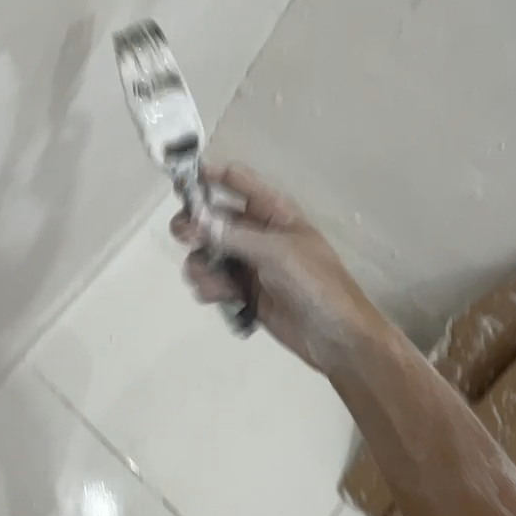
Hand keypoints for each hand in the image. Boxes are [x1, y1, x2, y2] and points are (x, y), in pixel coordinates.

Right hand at [170, 164, 385, 372]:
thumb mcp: (276, 252)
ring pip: (204, 251)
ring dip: (200, 264)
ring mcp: (246, 261)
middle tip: (185, 238)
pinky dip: (208, 286)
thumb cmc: (316, 284)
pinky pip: (210, 279)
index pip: (234, 179)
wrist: (337, 339)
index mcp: (272, 210)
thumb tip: (193, 220)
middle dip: (193, 225)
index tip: (178, 184)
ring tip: (213, 282)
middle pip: (209, 215)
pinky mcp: (240, 290)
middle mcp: (255, 231)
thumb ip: (232, 235)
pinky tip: (219, 297)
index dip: (206, 175)